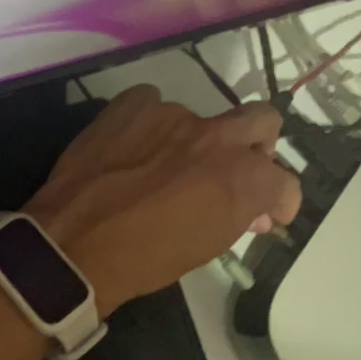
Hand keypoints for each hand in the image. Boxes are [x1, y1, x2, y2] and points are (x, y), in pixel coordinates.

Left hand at [23, 85, 299, 315]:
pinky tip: (132, 147)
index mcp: (242, 177)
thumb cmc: (145, 256)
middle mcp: (215, 137)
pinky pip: (152, 103)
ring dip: (190, 140)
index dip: (279, 199)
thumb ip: (237, 214)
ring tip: (161, 166)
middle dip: (256, 144)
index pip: (284, 179)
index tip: (266, 212)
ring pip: (197, 118)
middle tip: (234, 167)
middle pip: (261, 120)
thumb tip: (249, 207)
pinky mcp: (132, 103)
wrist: (76, 240)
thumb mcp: (208, 245)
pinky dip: (150, 123)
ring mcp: (172, 114)